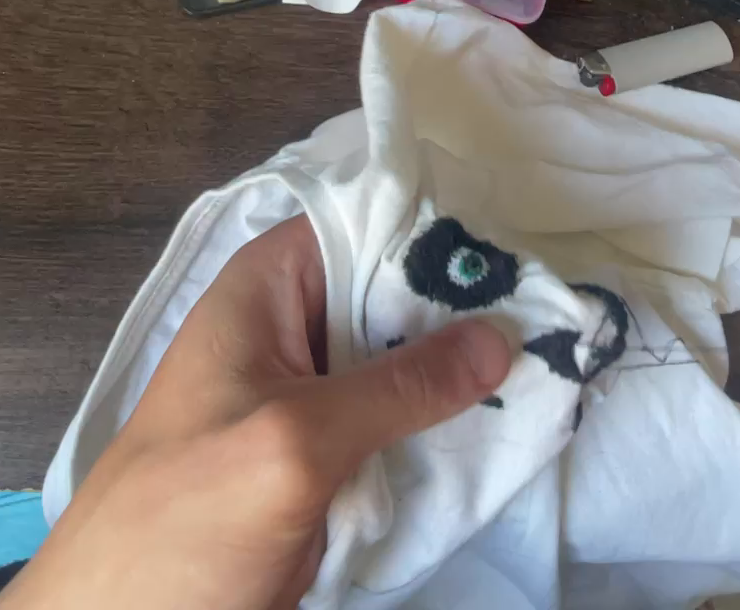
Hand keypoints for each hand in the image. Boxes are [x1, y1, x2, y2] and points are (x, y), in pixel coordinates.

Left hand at [0, 215, 512, 609]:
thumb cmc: (187, 515)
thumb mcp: (296, 441)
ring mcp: (310, 383)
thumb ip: (400, 386)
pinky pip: (396, 408)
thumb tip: (502, 336)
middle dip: (462, 300)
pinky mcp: (325, 440)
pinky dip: (441, 411)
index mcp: (270, 283)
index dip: (438, 229)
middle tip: (552, 304)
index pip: (367, 223)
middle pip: (392, 288)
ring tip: (548, 349)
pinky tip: (504, 409)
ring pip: (400, 351)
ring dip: (459, 360)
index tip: (517, 244)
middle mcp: (293, 318)